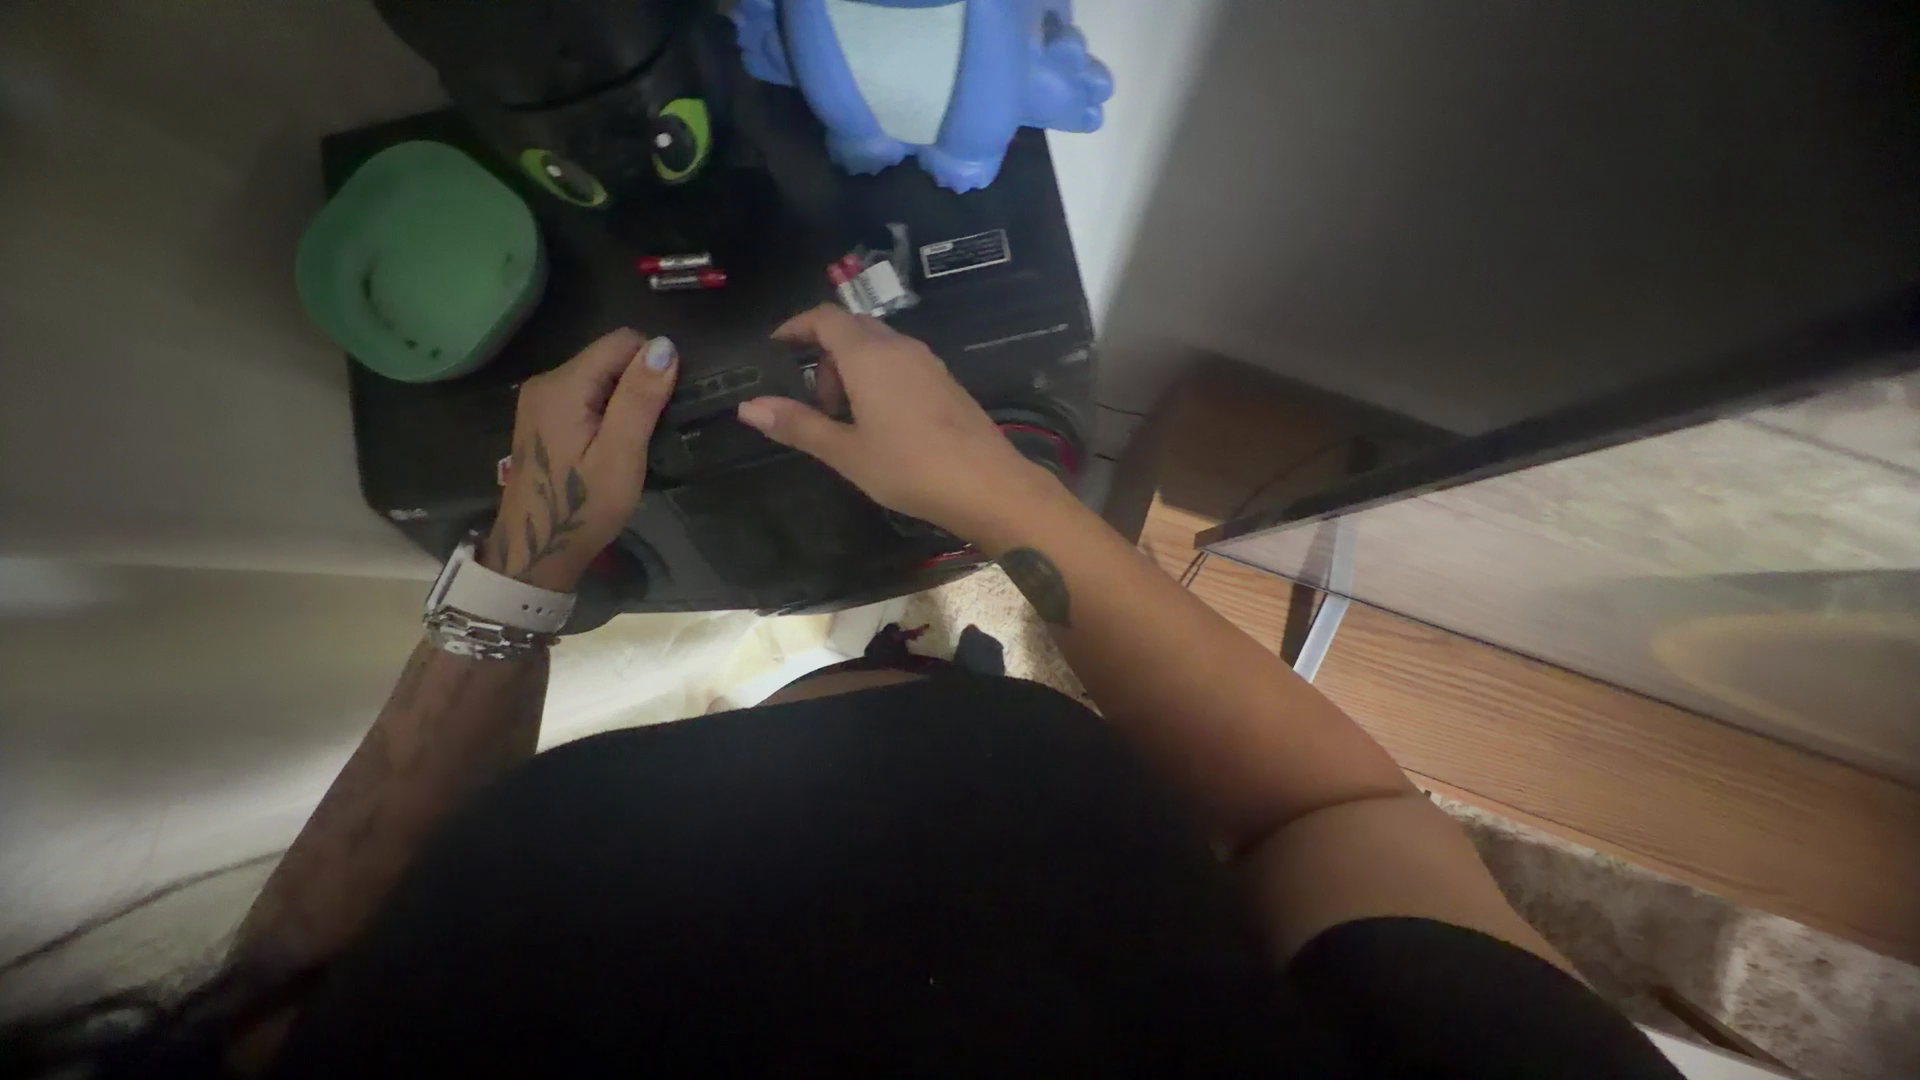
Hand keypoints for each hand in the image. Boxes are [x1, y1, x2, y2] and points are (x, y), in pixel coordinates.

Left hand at [481, 329, 677, 591]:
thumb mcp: (621, 453)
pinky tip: (616, 444)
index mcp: (563, 385)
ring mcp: (541, 400)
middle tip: (657, 428)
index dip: (655, 363)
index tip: (669, 403)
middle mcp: (546, 382)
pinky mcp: (543, 419)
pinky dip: (609, 410)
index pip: (622, 341)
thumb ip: (640, 398)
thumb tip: (664, 345)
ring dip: (627, 398)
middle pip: (609, 357)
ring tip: (639, 439)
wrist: (537, 550)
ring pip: (600, 376)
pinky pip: (587, 395)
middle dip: (641, 381)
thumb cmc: (584, 505)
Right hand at [734, 305, 1064, 541]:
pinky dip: (880, 380)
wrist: (988, 486)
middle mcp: (901, 347)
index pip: (825, 317)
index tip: (776, 348)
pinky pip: (903, 365)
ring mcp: (929, 363)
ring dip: (854, 371)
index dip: (796, 326)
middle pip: (853, 330)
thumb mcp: (847, 452)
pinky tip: (884, 424)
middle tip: (815, 402)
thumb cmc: (911, 468)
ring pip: (880, 348)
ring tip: (848, 421)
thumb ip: (798, 425)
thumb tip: (748, 406)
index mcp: (870, 355)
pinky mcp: (947, 383)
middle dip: (825, 355)